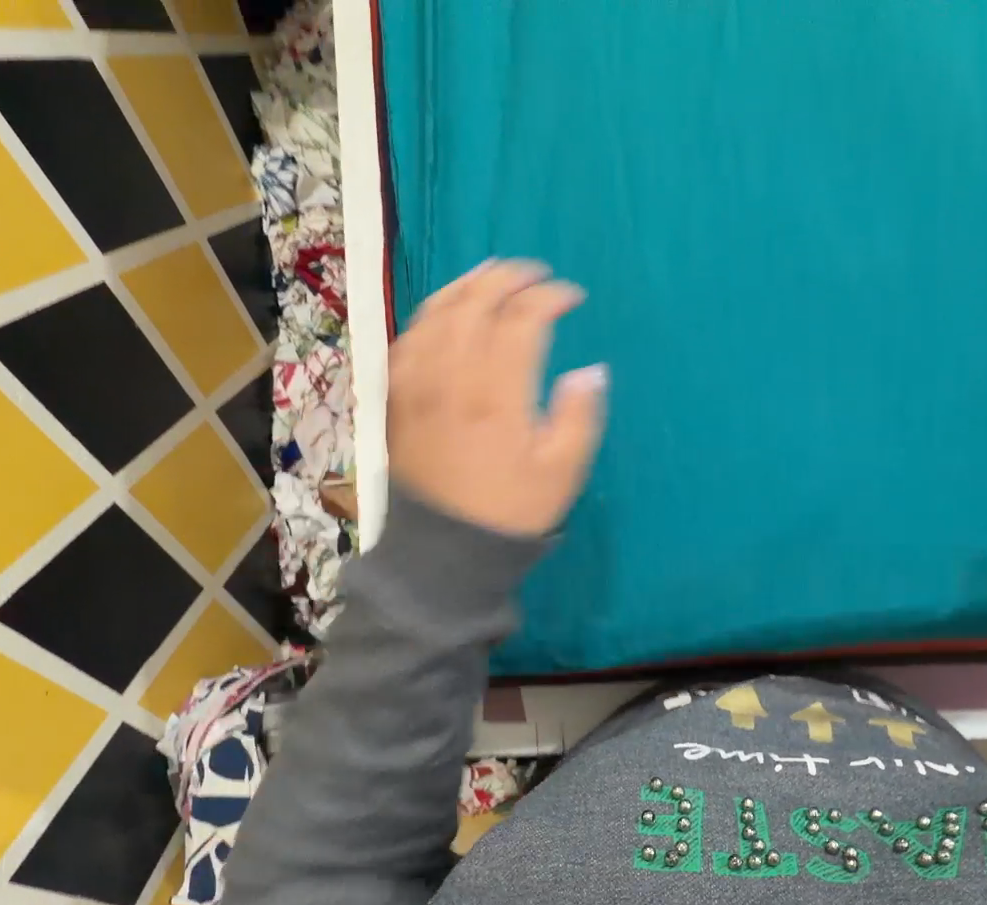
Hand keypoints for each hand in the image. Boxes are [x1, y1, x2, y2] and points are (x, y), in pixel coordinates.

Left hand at [388, 260, 607, 536]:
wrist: (445, 549)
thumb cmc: (510, 511)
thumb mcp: (561, 474)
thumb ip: (579, 418)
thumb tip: (590, 370)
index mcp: (498, 397)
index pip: (522, 321)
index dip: (549, 297)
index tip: (571, 296)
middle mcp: (453, 380)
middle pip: (475, 305)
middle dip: (507, 278)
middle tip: (533, 273)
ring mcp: (418, 387)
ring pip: (436, 315)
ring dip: (465, 286)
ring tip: (490, 274)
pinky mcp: (397, 400)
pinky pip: (407, 340)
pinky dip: (429, 314)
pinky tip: (445, 311)